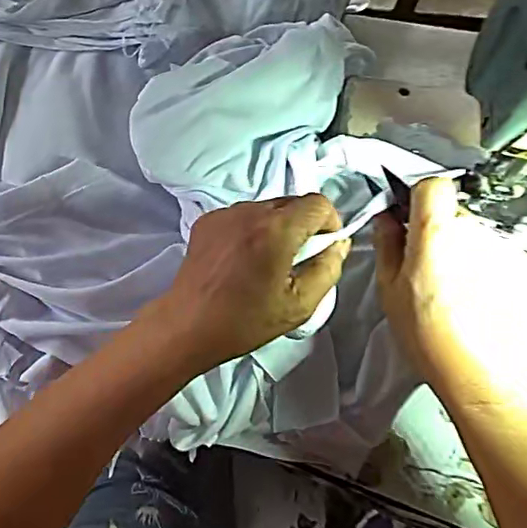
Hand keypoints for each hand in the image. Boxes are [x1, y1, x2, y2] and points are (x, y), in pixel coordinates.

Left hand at [135, 194, 347, 376]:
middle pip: (291, 202)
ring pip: (265, 208)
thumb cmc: (245, 320)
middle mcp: (248, 212)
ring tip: (266, 262)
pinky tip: (241, 260)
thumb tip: (337, 244)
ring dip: (275, 227)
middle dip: (303, 226)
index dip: (329, 223)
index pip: (318, 203)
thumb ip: (328, 268)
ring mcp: (223, 214)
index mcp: (275, 229)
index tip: (323, 248)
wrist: (189, 324)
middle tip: (296, 261)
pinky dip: (249, 230)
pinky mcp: (206, 221)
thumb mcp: (301, 303)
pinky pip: (241, 216)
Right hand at [371, 177, 526, 410]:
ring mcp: (506, 253)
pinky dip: (482, 272)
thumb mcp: (390, 290)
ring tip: (446, 291)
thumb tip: (386, 223)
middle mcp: (478, 237)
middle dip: (434, 231)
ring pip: (474, 237)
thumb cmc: (439, 341)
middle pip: (453, 213)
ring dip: (460, 253)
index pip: (432, 185)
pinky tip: (470, 301)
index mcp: (439, 234)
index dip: (415, 194)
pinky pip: (495, 259)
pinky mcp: (524, 272)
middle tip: (418, 264)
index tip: (404, 209)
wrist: (490, 378)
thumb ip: (387, 245)